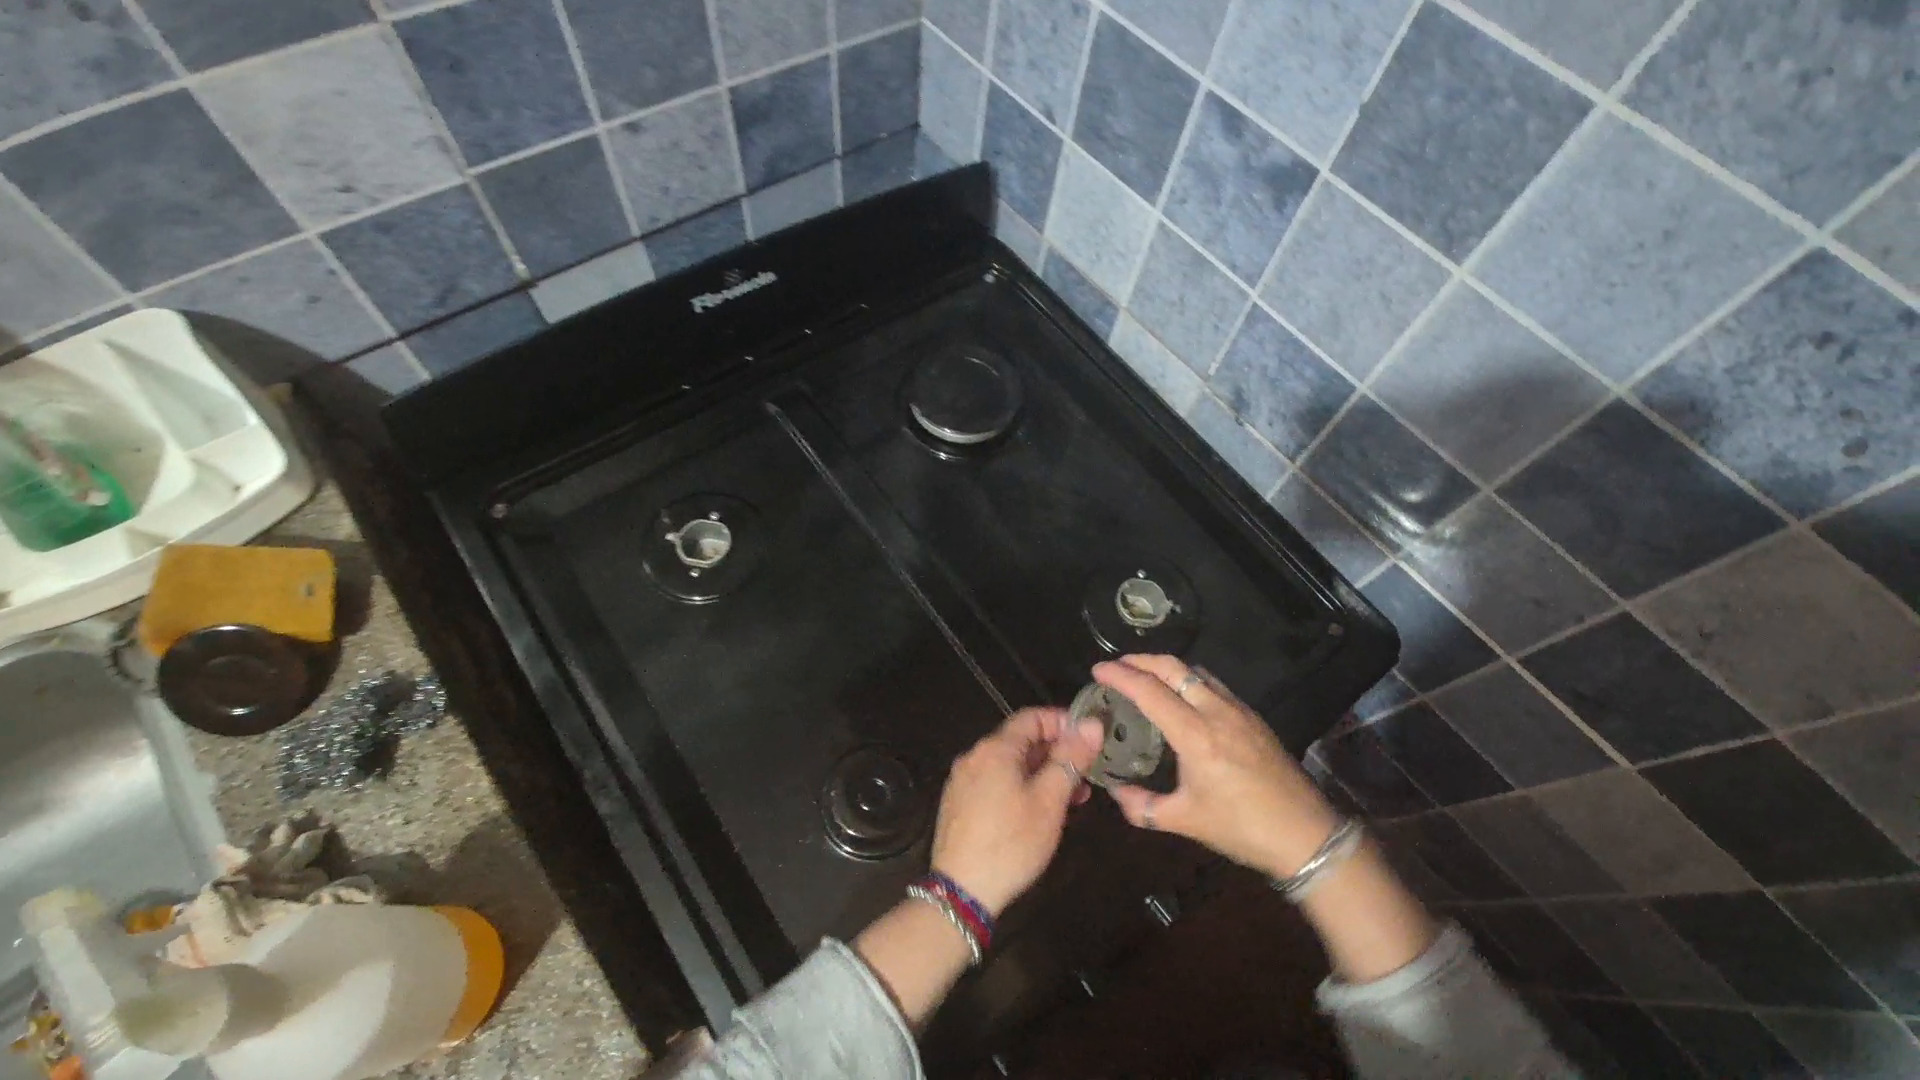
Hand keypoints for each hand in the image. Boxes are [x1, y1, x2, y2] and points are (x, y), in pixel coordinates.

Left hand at [929, 707, 1103, 916]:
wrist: (962, 892)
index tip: (1090, 739)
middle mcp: (974, 757)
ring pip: (1010, 766)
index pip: (1032, 717)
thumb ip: (1070, 759)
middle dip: (1057, 753)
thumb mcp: (1049, 800)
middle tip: (1087, 773)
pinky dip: (1023, 788)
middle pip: (1020, 741)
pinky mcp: (960, 806)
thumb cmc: (1012, 842)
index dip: (1064, 722)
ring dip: (1043, 773)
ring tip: (1073, 798)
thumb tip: (1092, 724)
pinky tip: (1041, 812)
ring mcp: (963, 782)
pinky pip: (997, 784)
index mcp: (994, 749)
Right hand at [1096, 655, 1341, 878]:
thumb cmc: (1241, 828)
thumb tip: (1114, 791)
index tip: (1098, 671)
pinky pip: (1215, 686)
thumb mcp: (1184, 820)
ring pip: (1198, 672)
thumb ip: (1141, 805)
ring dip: (1168, 668)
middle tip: (1118, 665)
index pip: (1150, 691)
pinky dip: (1190, 680)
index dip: (1120, 676)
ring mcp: (1239, 711)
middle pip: (1175, 668)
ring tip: (1146, 677)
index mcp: (1195, 735)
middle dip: (1142, 660)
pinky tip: (1183, 698)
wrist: (1305, 835)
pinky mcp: (1254, 718)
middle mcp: (1217, 712)